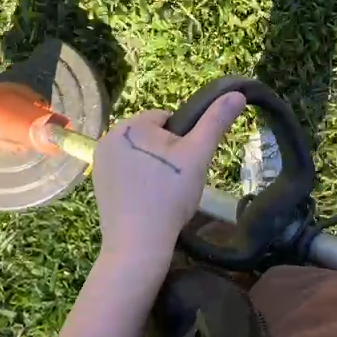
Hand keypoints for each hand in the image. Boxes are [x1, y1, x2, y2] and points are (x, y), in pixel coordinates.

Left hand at [89, 94, 246, 264]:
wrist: (138, 243)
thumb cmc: (169, 194)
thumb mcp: (198, 155)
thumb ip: (216, 121)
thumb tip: (238, 93)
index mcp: (131, 125)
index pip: (166, 118)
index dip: (182, 140)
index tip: (185, 164)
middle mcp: (109, 137)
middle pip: (152, 136)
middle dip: (166, 153)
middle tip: (176, 180)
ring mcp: (101, 161)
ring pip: (140, 153)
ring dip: (154, 165)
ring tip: (163, 192)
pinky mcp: (99, 182)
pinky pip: (127, 170)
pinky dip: (139, 179)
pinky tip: (148, 199)